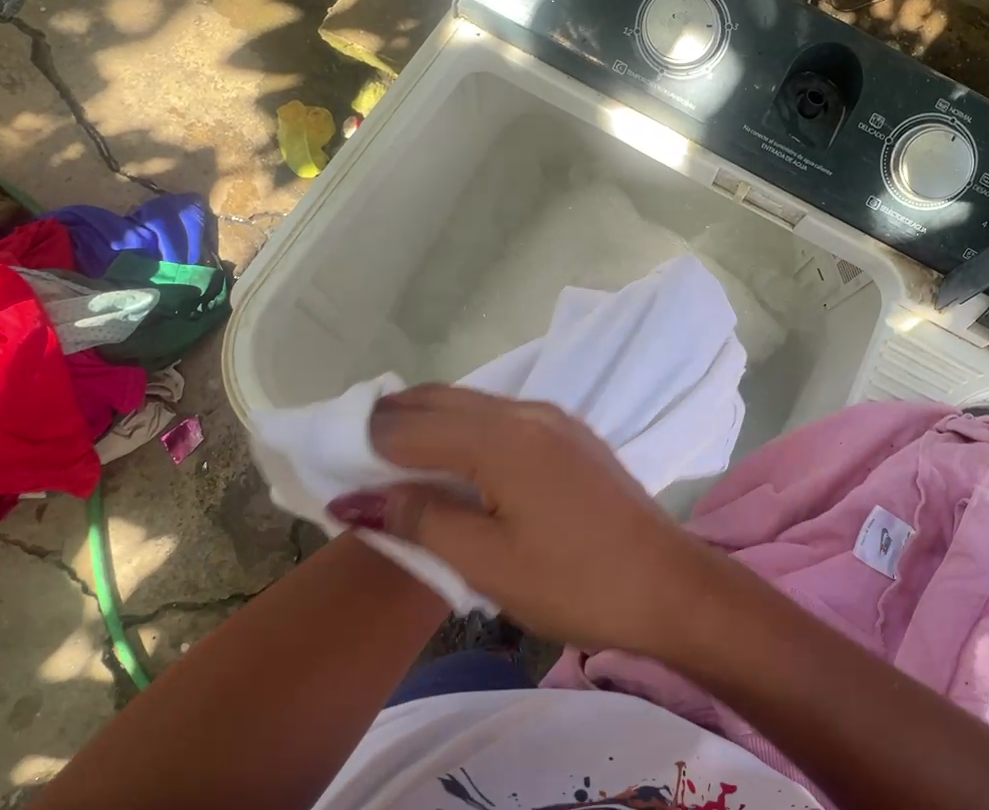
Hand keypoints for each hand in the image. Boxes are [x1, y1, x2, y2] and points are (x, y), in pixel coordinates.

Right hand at [324, 384, 725, 652]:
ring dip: (425, 425)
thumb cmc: (575, 582)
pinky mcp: (572, 437)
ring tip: (387, 466)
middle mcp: (527, 412)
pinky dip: (462, 433)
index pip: (408, 426)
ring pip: (471, 405)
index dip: (359, 443)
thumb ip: (420, 520)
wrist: (670, 587)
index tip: (318, 463)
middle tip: (344, 463)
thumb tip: (352, 499)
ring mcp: (555, 420)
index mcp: (502, 438)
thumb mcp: (487, 562)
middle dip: (387, 424)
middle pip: (439, 401)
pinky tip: (449, 465)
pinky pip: (500, 419)